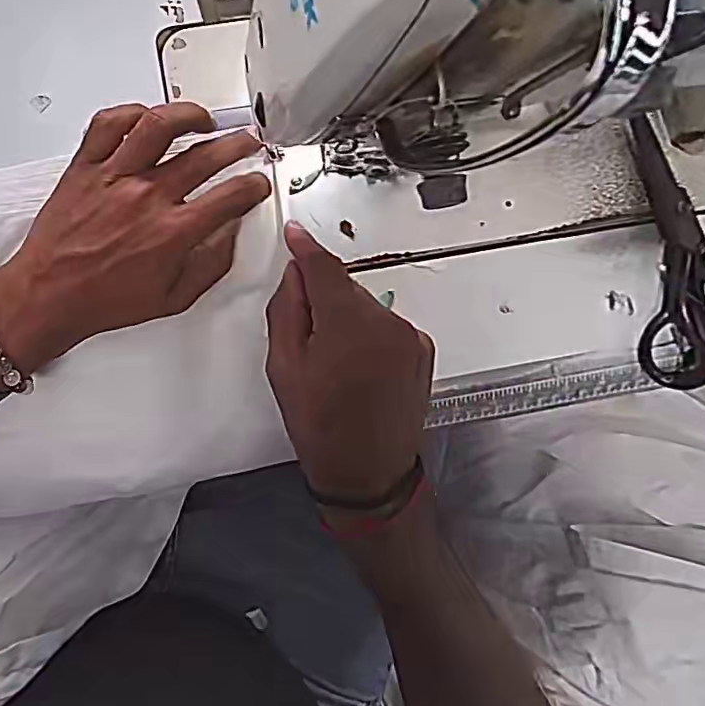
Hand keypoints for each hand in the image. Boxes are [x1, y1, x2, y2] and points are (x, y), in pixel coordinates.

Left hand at [0, 103, 272, 374]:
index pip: (230, 196)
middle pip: (207, 155)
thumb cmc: (101, 300)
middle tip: (246, 144)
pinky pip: (108, 123)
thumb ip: (210, 265)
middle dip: (239, 145)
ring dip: (190, 115)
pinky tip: (145, 118)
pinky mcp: (84, 168)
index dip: (253, 185)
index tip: (255, 182)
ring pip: (159, 125)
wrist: (48, 296)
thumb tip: (230, 236)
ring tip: (203, 120)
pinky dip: (130, 112)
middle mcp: (145, 199)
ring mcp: (114, 178)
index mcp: (171, 233)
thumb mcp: (172, 298)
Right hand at [265, 221, 434, 501]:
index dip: (305, 247)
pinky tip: (356, 366)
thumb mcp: (283, 367)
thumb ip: (286, 310)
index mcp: (347, 325)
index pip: (323, 267)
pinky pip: (384, 323)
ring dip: (345, 317)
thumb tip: (295, 276)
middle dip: (321, 299)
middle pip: (344, 287)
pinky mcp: (421, 348)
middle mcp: (385, 323)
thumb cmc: (322, 427)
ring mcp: (408, 336)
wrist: (368, 471)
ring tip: (333, 363)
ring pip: (364, 304)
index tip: (296, 234)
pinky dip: (366, 332)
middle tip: (304, 339)